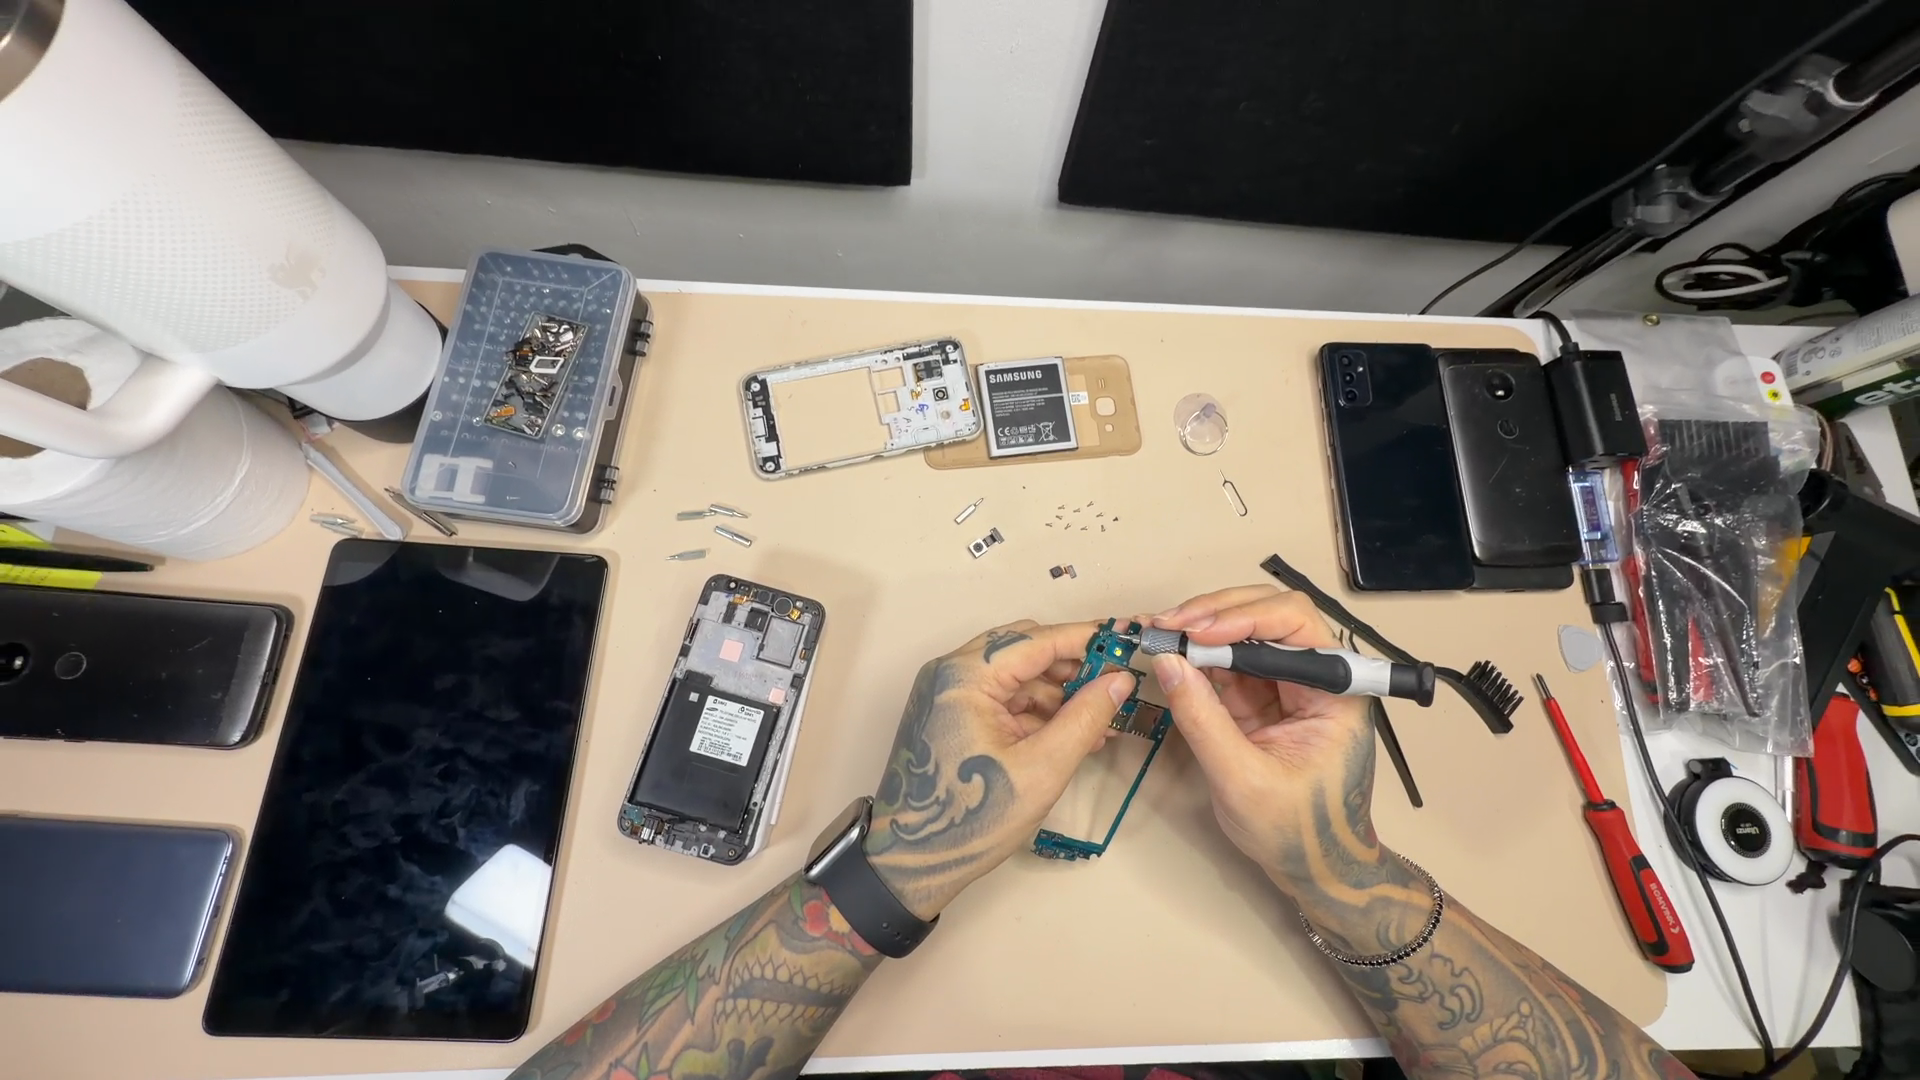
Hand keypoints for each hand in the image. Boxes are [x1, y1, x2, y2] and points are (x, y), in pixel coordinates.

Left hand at [865, 620, 1133, 919]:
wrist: (911, 862)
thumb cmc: (972, 818)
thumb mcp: (1040, 769)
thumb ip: (1084, 720)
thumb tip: (1121, 682)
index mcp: (965, 675)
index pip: (1035, 639)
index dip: (1085, 639)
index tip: (1127, 639)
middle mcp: (952, 671)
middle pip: (1025, 650)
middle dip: (1074, 666)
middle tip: (1117, 686)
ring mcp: (950, 692)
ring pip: (1017, 674)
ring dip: (1059, 692)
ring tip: (1103, 721)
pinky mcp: (954, 713)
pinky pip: (1004, 697)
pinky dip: (1038, 710)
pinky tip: (1073, 732)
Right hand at [1149, 586, 1384, 906]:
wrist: (1313, 868)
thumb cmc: (1298, 832)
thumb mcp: (1243, 780)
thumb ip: (1203, 719)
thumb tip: (1168, 664)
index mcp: (1335, 690)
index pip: (1293, 624)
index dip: (1243, 618)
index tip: (1197, 632)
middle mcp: (1314, 675)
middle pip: (1267, 614)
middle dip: (1216, 612)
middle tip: (1169, 625)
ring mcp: (1284, 683)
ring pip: (1243, 630)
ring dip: (1200, 627)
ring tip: (1160, 633)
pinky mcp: (1259, 696)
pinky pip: (1226, 659)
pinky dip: (1195, 651)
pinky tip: (1169, 651)